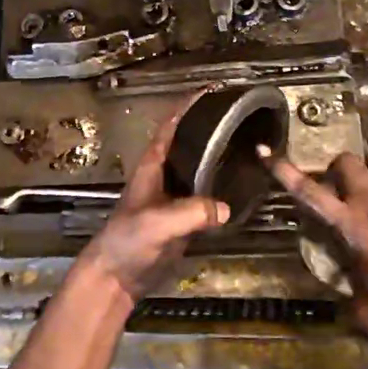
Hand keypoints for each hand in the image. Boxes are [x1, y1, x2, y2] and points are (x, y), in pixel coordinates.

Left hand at [77, 93, 230, 299]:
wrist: (118, 278)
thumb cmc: (128, 241)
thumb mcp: (157, 223)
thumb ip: (191, 212)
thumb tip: (227, 208)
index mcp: (153, 164)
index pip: (171, 125)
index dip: (188, 106)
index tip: (213, 90)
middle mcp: (166, 174)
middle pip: (190, 142)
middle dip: (211, 127)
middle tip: (242, 116)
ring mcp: (176, 196)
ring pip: (201, 167)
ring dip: (220, 155)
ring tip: (249, 143)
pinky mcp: (185, 217)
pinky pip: (208, 195)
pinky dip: (223, 185)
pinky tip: (244, 183)